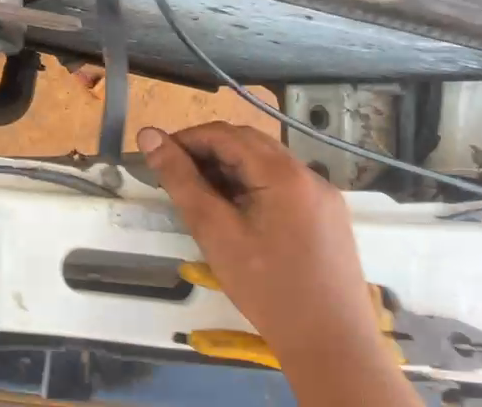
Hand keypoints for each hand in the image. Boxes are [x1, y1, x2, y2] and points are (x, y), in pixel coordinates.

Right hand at [139, 122, 384, 366]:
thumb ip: (180, 178)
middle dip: (207, 152)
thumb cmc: (267, 287)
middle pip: (247, 143)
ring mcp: (324, 198)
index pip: (224, 134)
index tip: (158, 160)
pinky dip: (252, 185)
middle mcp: (310, 177)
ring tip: (203, 198)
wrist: (333, 347)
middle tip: (177, 178)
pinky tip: (236, 214)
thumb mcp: (213, 230)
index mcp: (284, 175)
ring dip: (229, 169)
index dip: (185, 140)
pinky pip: (283, 184)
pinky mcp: (328, 218)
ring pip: (265, 163)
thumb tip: (148, 135)